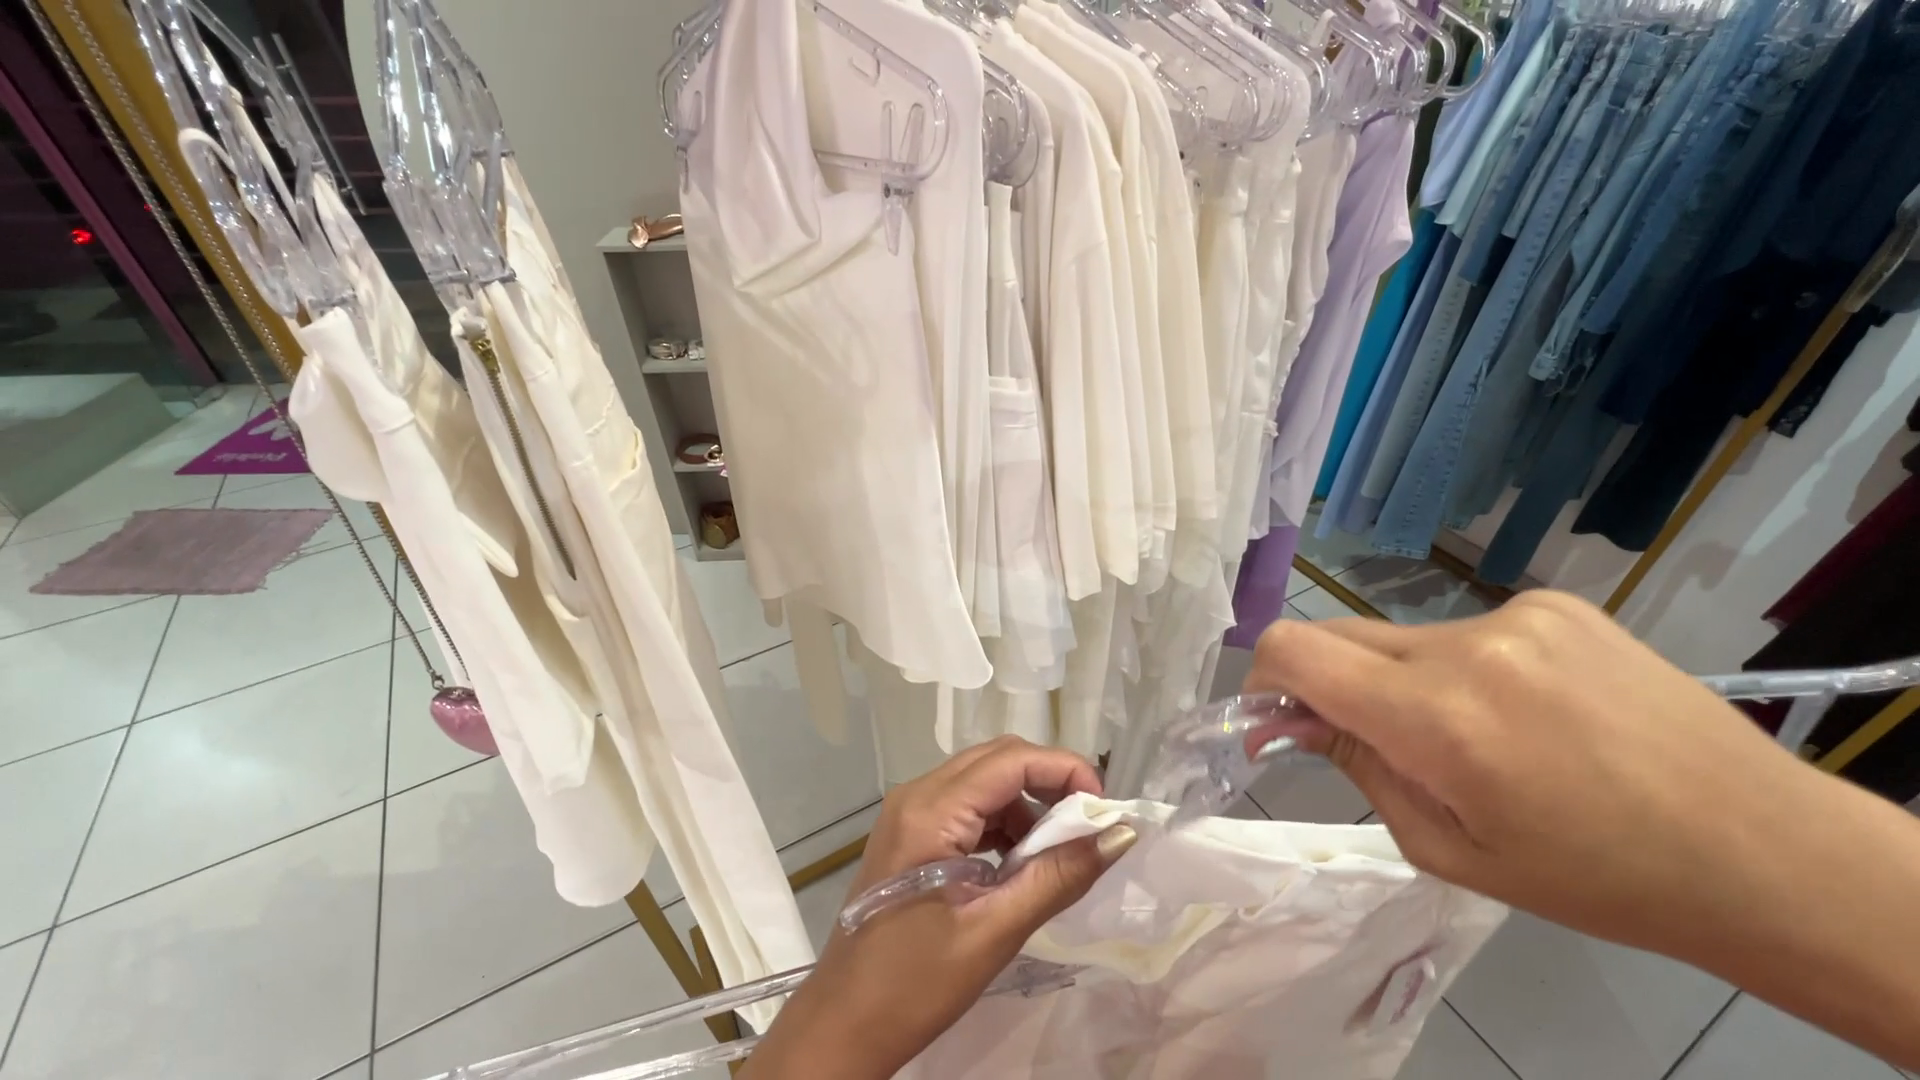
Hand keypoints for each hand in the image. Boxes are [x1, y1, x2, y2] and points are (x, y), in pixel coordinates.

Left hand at [742, 736, 1135, 1079]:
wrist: (845, 1023)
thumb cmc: (917, 981)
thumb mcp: (996, 929)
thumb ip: (1060, 875)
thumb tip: (1121, 834)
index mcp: (930, 810)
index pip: (1011, 760)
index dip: (1065, 770)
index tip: (1105, 811)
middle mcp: (915, 795)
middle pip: (997, 760)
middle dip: (1050, 782)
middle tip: (1090, 827)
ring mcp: (908, 813)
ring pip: (983, 781)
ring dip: (1027, 805)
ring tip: (1059, 853)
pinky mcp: (909, 834)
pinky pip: (966, 807)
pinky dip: (1002, 823)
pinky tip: (1020, 863)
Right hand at [1240, 590, 1822, 956]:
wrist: (1762, 849)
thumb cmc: (1593, 878)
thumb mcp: (1447, 848)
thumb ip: (1356, 766)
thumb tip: (1286, 719)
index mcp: (1435, 719)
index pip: (1293, 649)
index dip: (1263, 679)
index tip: (1274, 720)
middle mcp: (1466, 646)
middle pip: (1339, 635)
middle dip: (1328, 684)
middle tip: (1365, 740)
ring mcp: (1517, 615)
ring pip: (1402, 638)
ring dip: (1401, 682)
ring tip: (1469, 739)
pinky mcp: (1557, 605)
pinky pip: (1464, 632)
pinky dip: (1459, 670)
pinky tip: (1521, 713)